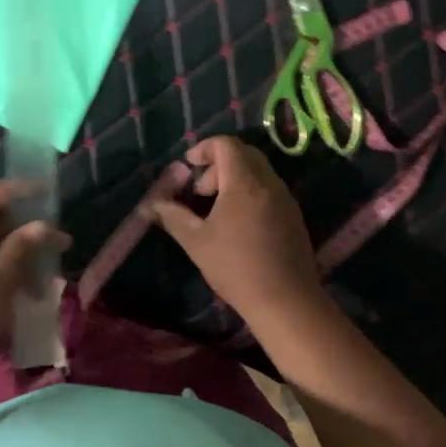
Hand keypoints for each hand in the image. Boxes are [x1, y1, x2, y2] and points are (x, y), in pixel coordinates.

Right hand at [143, 136, 324, 324]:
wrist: (286, 301)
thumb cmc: (236, 267)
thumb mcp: (196, 241)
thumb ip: (172, 216)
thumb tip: (151, 205)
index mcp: (245, 182)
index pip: (226, 145)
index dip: (204, 148)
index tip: (188, 166)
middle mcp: (269, 183)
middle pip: (244, 154)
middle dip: (218, 164)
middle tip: (200, 190)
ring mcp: (286, 200)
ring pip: (258, 172)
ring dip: (234, 179)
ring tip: (216, 209)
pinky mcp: (294, 217)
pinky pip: (269, 190)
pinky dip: (250, 192)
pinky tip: (238, 224)